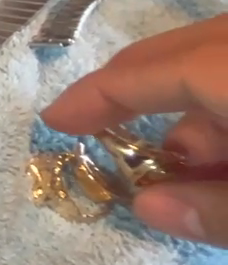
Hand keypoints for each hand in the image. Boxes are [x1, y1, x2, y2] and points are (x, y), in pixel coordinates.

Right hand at [41, 15, 227, 246]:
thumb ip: (223, 212)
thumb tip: (149, 209)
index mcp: (226, 68)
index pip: (136, 74)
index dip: (88, 101)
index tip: (54, 124)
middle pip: (176, 52)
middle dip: (139, 95)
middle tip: (116, 140)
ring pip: (220, 61)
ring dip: (201, 108)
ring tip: (195, 164)